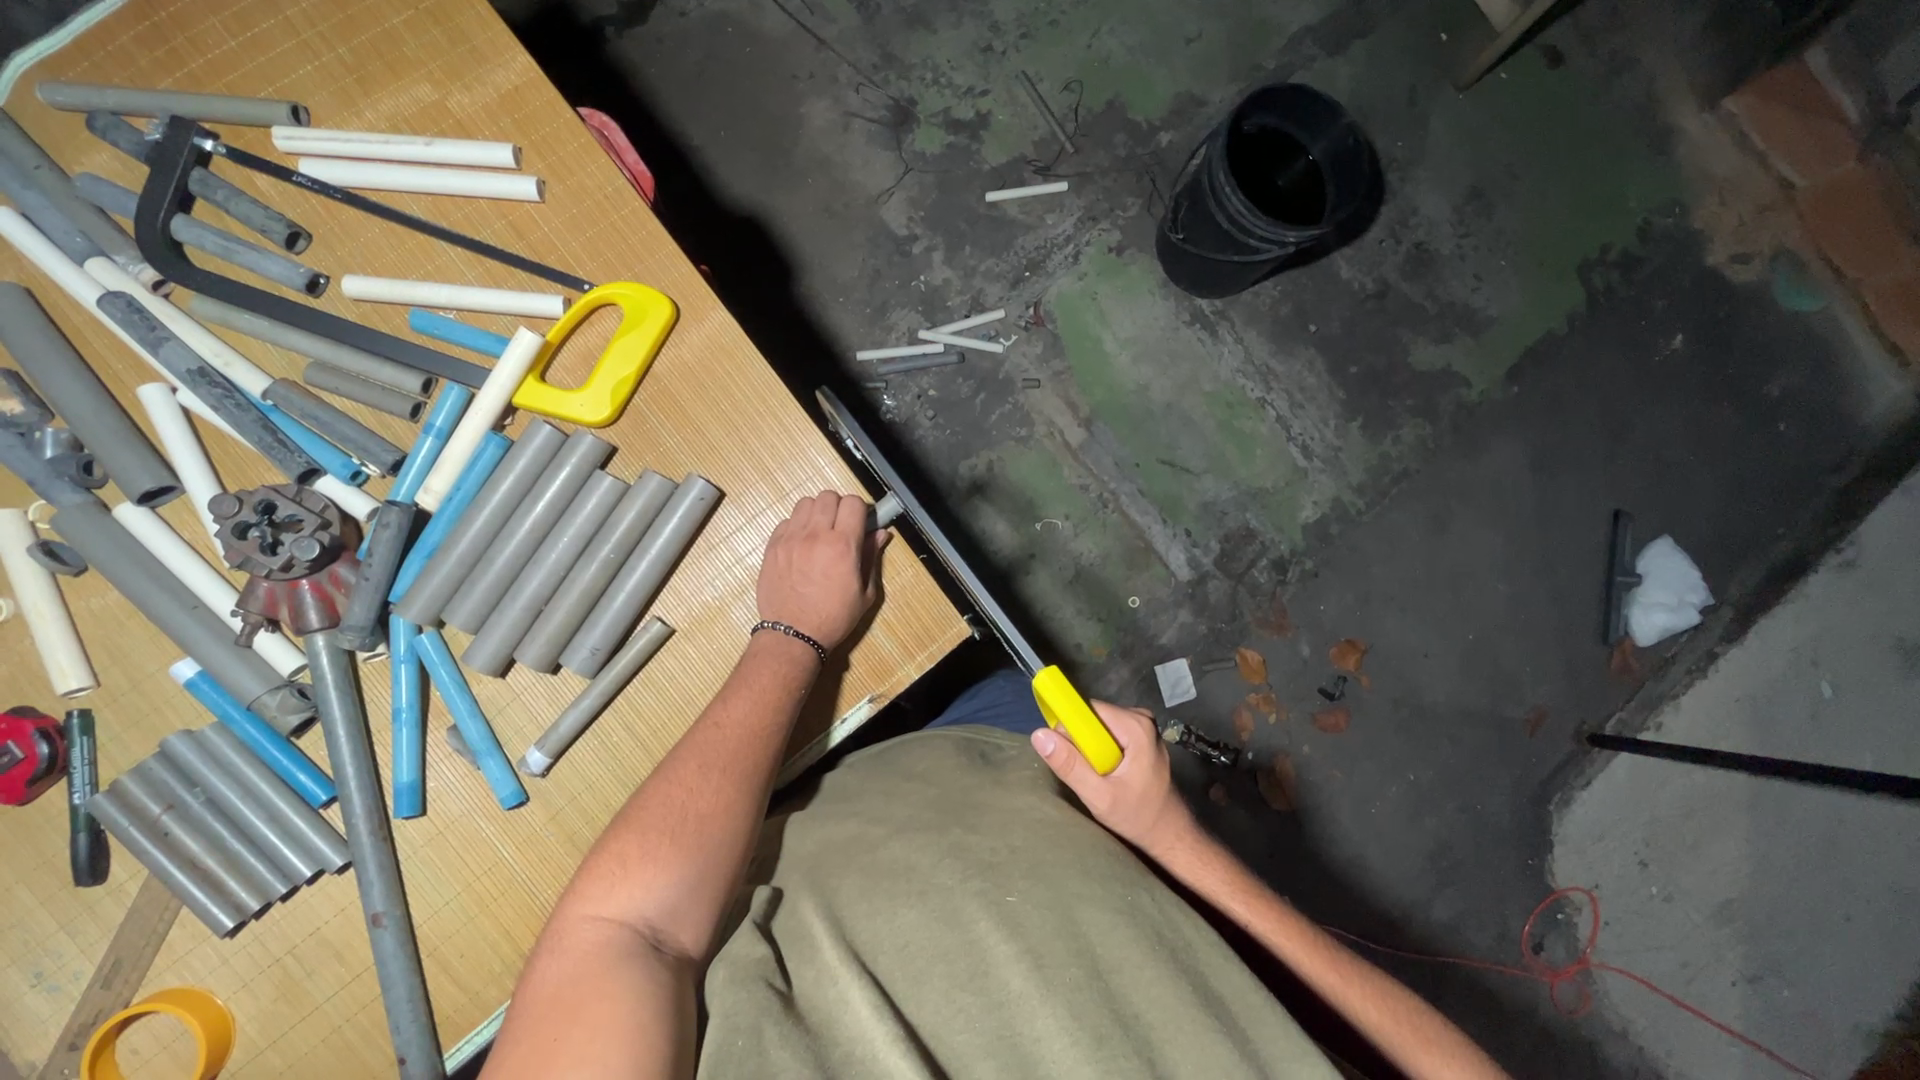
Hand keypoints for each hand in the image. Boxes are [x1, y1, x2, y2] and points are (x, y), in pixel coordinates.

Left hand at [756, 490, 890, 651]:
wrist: (793, 635)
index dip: (860, 510)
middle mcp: (815, 535)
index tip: (861, 523)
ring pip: (805, 503)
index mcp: (843, 545)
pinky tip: (801, 545)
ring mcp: (790, 539)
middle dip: (839, 507)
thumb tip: (880, 533)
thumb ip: (872, 557)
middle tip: (841, 527)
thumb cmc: (834, 618)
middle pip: (828, 496)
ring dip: (816, 512)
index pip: (853, 503)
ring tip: (819, 532)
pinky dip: (796, 526)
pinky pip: (786, 520)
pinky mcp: (772, 546)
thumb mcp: (865, 593)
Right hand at [1031, 700, 1196, 857]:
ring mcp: (1143, 726)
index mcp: (1136, 726)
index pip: (1088, 711)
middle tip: (1083, 772)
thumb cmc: (1137, 816)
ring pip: (1099, 726)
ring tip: (1096, 776)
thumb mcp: (1099, 796)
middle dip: (1081, 742)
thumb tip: (1039, 735)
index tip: (1066, 756)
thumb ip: (1070, 765)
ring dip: (1090, 748)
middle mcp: (1142, 718)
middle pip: (1094, 717)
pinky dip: (1101, 750)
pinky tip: (1106, 773)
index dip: (1070, 729)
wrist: (1168, 833)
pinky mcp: (1141, 736)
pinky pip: (1108, 733)